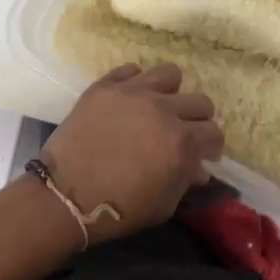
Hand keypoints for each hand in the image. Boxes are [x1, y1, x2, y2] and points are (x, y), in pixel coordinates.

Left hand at [39, 63, 222, 243]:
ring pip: (169, 74)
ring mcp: (132, 93)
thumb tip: (198, 167)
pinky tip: (129, 100)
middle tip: (182, 132)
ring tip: (158, 108)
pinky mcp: (104, 87)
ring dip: (170, 92)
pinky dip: (136, 83)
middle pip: (199, 101)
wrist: (64, 196)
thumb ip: (185, 180)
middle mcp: (162, 110)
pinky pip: (131, 70)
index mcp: (182, 141)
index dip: (211, 147)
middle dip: (197, 120)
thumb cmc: (119, 209)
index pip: (214, 133)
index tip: (203, 155)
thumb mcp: (164, 205)